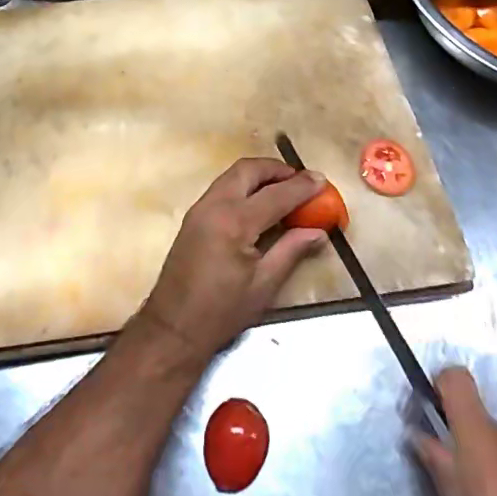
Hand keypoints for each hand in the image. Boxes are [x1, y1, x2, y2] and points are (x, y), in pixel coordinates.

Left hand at [134, 158, 327, 359]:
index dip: (302, 186)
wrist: (173, 326)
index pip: (276, 194)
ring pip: (233, 175)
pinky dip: (244, 185)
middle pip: (248, 170)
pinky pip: (222, 187)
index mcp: (234, 221)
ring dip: (259, 174)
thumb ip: (292, 250)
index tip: (323, 180)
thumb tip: (319, 231)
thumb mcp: (264, 285)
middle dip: (277, 169)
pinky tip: (259, 201)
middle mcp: (215, 205)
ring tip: (284, 188)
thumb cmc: (222, 311)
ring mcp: (200, 208)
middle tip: (301, 180)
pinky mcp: (193, 216)